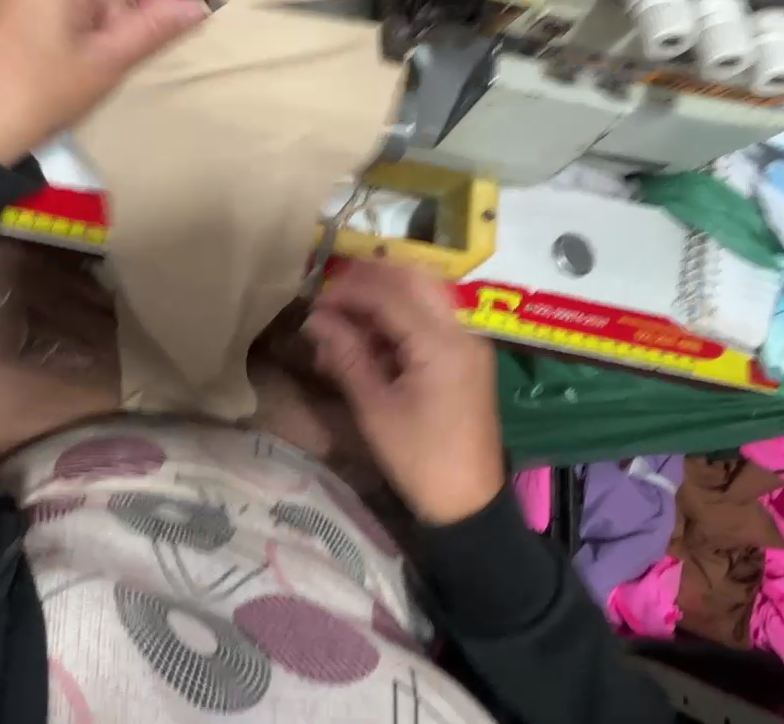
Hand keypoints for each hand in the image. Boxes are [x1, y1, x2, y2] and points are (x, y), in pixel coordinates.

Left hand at [0, 0, 208, 163]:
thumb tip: (199, 5)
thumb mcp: (106, 62)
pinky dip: (76, 19)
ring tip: (95, 62)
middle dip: (125, 3)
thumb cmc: (43, 93)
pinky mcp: (5, 4)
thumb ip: (153, 28)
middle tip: (123, 51)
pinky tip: (71, 58)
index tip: (161, 22)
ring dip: (102, 15)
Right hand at [304, 262, 504, 524]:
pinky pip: (427, 320)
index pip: (388, 293)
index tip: (314, 304)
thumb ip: (345, 354)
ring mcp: (466, 342)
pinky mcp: (464, 356)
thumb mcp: (374, 407)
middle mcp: (460, 331)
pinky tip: (364, 346)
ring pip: (420, 296)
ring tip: (342, 328)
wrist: (469, 504)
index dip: (346, 291)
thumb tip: (315, 319)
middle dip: (367, 283)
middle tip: (330, 300)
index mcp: (440, 344)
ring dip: (380, 301)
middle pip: (411, 280)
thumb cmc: (419, 458)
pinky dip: (395, 322)